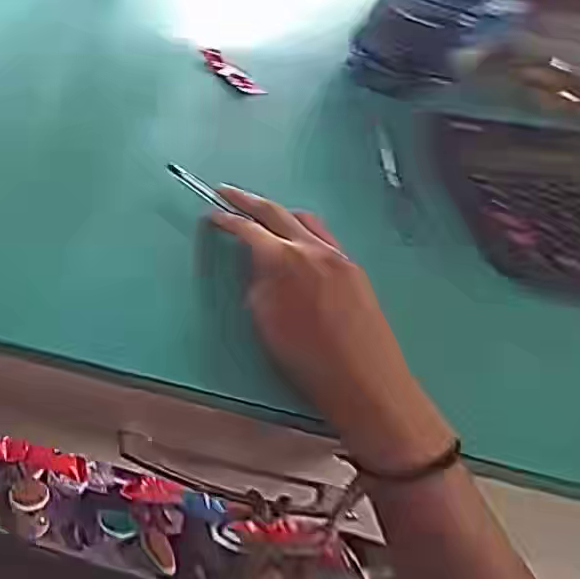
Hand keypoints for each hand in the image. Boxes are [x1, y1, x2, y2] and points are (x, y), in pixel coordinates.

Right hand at [210, 186, 455, 471]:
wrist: (367, 386)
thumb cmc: (306, 358)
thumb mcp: (264, 318)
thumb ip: (257, 280)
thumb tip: (258, 262)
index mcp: (284, 259)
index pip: (248, 228)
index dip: (226, 219)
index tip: (212, 213)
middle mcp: (312, 248)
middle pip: (274, 211)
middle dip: (247, 200)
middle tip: (227, 192)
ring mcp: (338, 256)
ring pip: (303, 219)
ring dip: (279, 212)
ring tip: (263, 215)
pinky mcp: (354, 268)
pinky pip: (324, 236)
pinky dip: (303, 230)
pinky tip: (297, 242)